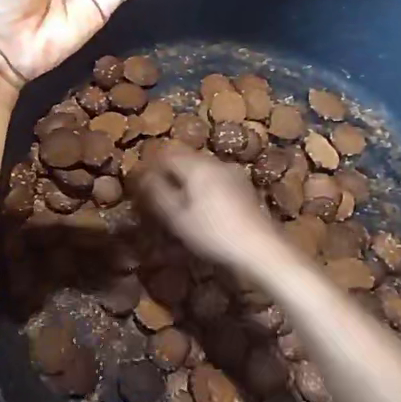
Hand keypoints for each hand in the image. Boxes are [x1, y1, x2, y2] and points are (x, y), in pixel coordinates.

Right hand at [135, 148, 290, 272]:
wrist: (260, 247)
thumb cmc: (213, 232)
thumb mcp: (177, 217)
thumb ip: (157, 193)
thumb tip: (142, 178)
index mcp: (197, 166)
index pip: (166, 155)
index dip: (150, 166)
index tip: (140, 183)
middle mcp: (216, 162)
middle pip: (185, 159)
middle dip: (169, 173)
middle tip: (156, 194)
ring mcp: (233, 173)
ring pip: (201, 170)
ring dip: (186, 181)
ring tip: (178, 203)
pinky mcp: (244, 186)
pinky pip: (215, 179)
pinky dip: (203, 188)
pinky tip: (202, 209)